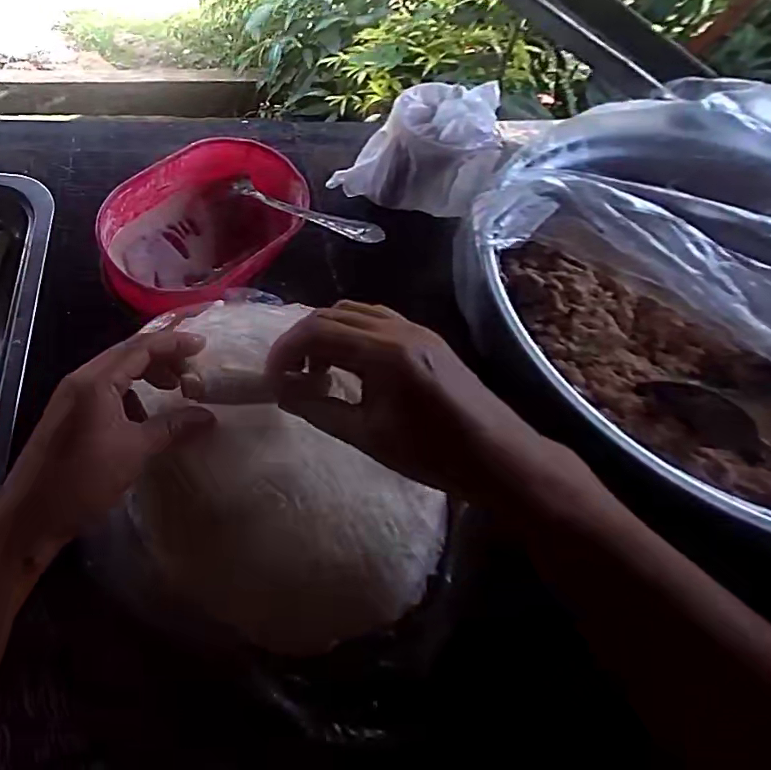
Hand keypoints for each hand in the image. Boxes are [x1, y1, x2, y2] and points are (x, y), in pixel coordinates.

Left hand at [0, 330, 215, 560]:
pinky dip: (129, 393)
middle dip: (162, 357)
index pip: (140, 347)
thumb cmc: (82, 480)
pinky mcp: (67, 414)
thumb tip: (207, 416)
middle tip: (190, 371)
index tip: (202, 346)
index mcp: (95, 381)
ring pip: (115, 371)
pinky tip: (142, 417)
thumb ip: (171, 428)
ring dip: (145, 374)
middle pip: (127, 353)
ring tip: (172, 389)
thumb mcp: (134, 452)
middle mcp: (81, 380)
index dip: (173, 343)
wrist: (29, 517)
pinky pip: (104, 389)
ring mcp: (71, 396)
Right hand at [263, 301, 547, 502]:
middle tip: (286, 373)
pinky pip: (375, 318)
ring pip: (352, 311)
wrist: (499, 457)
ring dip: (325, 332)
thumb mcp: (367, 437)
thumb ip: (318, 409)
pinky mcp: (425, 336)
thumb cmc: (433, 454)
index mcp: (383, 353)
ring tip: (315, 369)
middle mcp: (398, 329)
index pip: (317, 332)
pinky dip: (350, 331)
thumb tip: (281, 392)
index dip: (285, 351)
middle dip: (300, 339)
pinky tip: (349, 363)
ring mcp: (414, 328)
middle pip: (330, 315)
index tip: (271, 378)